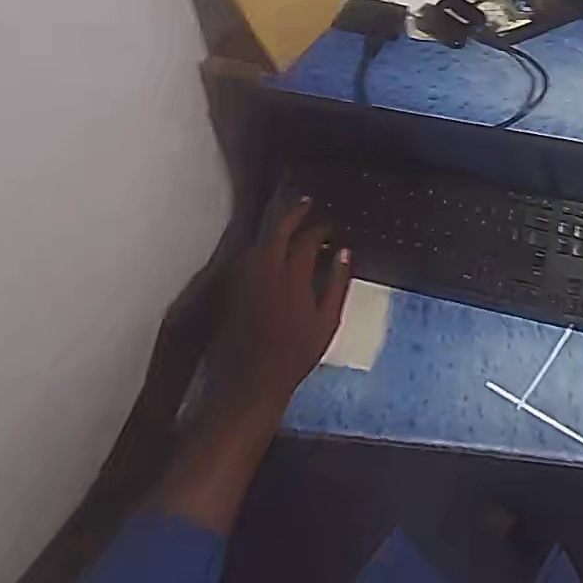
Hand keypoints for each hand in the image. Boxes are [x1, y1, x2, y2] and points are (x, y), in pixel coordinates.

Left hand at [208, 198, 351, 417]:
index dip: (320, 229)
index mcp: (293, 278)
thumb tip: (344, 253)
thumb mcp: (327, 321)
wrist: (255, 379)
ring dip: (278, 227)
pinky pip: (252, 255)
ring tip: (292, 222)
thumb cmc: (297, 353)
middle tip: (307, 203)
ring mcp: (249, 278)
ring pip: (262, 241)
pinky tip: (273, 249)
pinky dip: (265, 245)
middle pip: (278, 232)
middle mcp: (268, 271)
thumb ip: (337, 283)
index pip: (307, 241)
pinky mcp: (238, 287)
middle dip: (293, 213)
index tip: (331, 226)